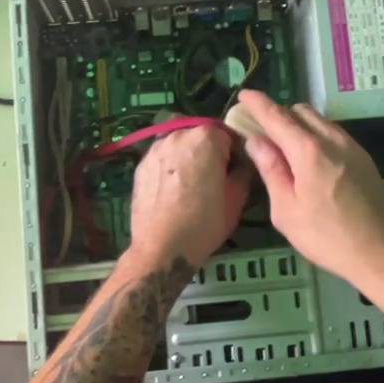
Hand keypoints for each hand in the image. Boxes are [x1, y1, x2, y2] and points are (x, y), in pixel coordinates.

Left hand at [126, 126, 249, 267]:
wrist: (161, 248)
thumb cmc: (204, 223)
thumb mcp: (236, 199)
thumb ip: (243, 171)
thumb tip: (242, 163)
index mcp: (206, 138)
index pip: (228, 135)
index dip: (234, 153)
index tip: (233, 171)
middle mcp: (178, 134)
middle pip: (201, 135)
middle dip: (209, 151)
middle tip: (213, 177)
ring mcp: (155, 148)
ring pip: (179, 144)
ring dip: (188, 155)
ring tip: (190, 182)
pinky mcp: (140, 164)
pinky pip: (163, 157)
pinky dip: (170, 166)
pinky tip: (172, 189)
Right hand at [235, 90, 383, 287]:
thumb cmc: (328, 237)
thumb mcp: (287, 211)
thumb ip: (271, 171)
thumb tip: (256, 141)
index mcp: (308, 150)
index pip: (276, 116)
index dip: (257, 103)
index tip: (244, 95)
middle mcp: (331, 139)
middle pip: (300, 111)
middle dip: (278, 114)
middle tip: (262, 134)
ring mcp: (352, 147)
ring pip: (319, 120)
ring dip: (299, 124)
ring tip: (285, 149)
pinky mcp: (363, 159)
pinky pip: (333, 134)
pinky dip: (316, 135)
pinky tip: (310, 161)